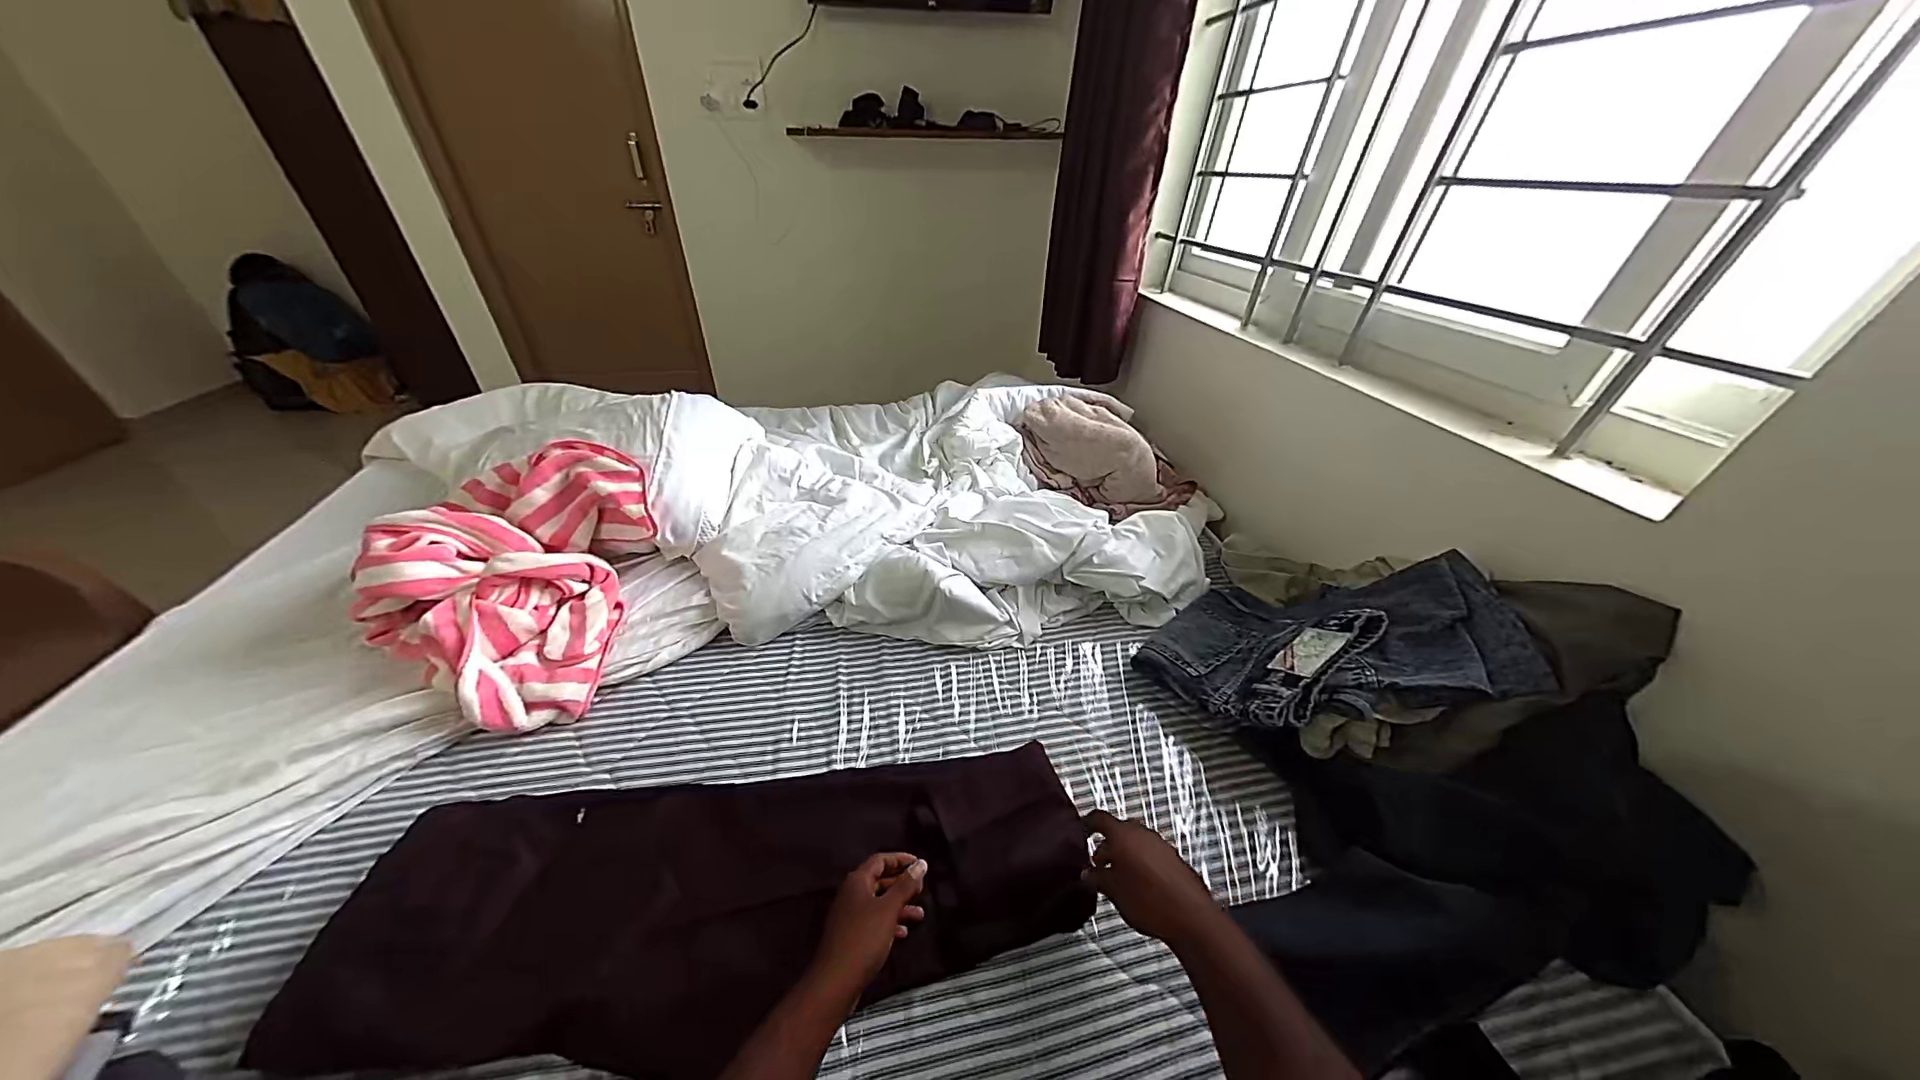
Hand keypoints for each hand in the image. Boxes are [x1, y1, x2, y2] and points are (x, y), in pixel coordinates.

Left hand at [810, 852, 927, 993]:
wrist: (835, 982)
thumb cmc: (864, 938)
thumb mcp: (889, 908)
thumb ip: (905, 885)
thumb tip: (921, 864)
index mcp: (857, 882)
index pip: (880, 860)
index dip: (900, 859)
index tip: (919, 864)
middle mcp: (851, 895)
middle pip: (879, 881)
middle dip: (901, 884)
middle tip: (921, 889)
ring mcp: (849, 916)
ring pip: (878, 903)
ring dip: (899, 906)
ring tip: (919, 914)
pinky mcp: (851, 936)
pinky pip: (873, 921)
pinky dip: (889, 923)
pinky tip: (902, 933)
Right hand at [1083, 810, 1222, 944]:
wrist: (1191, 918)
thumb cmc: (1151, 901)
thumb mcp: (1113, 891)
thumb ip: (1096, 878)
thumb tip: (1088, 874)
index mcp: (1123, 835)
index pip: (1099, 818)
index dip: (1087, 824)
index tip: (1082, 829)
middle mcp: (1143, 834)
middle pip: (1118, 831)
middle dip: (1106, 845)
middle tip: (1097, 861)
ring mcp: (1161, 845)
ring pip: (1135, 842)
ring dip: (1124, 854)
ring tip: (1116, 876)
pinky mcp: (1174, 859)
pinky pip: (1151, 853)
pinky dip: (1140, 862)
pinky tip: (1137, 884)